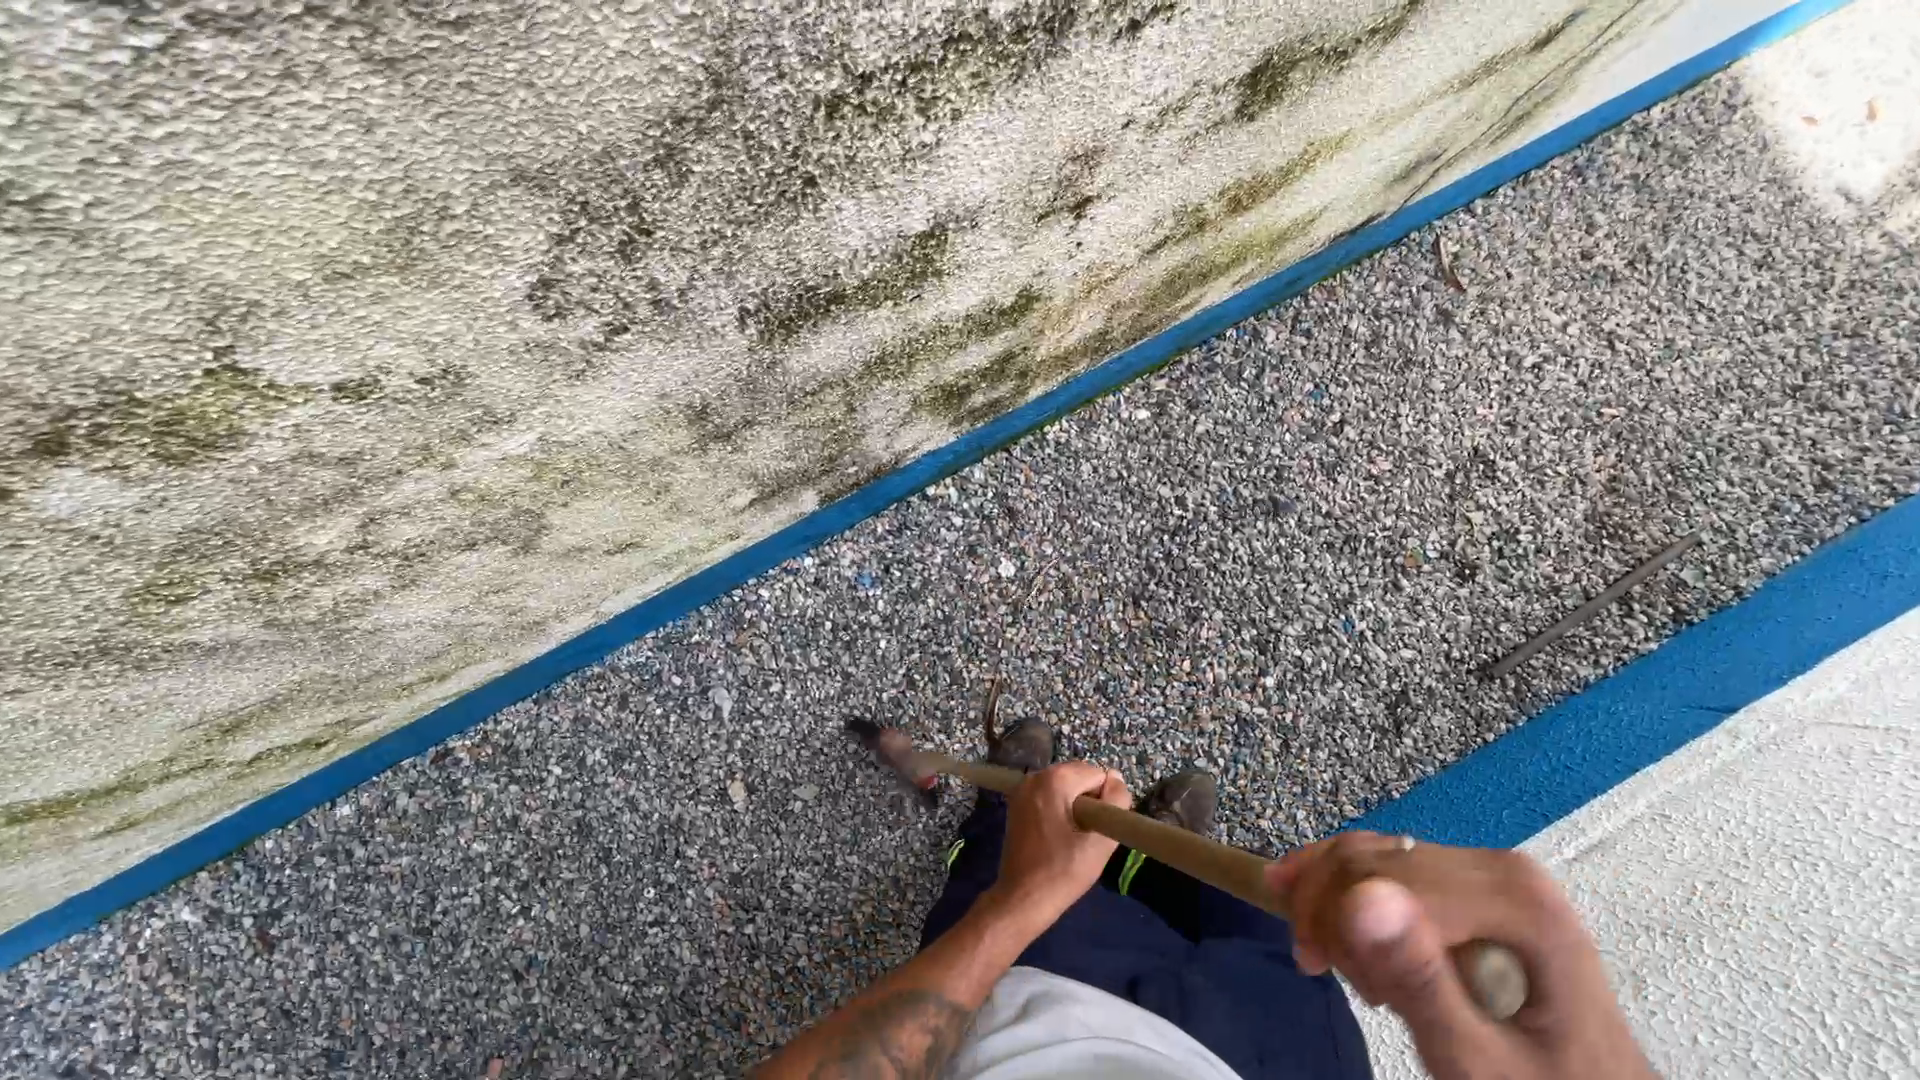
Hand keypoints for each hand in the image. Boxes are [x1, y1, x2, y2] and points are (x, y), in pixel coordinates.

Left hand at [985, 762, 1130, 927]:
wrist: (1022, 899)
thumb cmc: (1063, 872)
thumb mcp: (1100, 841)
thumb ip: (1116, 803)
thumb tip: (1117, 778)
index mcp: (1054, 779)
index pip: (1098, 774)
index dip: (1106, 801)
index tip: (1099, 830)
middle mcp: (1034, 776)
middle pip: (1079, 777)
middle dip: (1090, 801)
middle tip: (1088, 836)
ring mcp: (1022, 789)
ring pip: (1065, 787)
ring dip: (1076, 806)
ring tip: (1074, 839)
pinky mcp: (1016, 804)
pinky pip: (1049, 796)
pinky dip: (1060, 809)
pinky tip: (1059, 837)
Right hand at [1267, 832, 1653, 1079]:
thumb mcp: (1478, 1062)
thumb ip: (1422, 983)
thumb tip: (1362, 899)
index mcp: (1514, 902)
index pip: (1380, 874)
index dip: (1331, 914)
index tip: (1316, 968)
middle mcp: (1501, 868)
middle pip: (1369, 857)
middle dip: (1325, 907)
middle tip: (1317, 965)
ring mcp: (1488, 871)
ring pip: (1367, 853)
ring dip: (1329, 899)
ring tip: (1328, 956)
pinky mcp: (1473, 882)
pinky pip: (1386, 865)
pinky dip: (1347, 892)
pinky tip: (1334, 929)